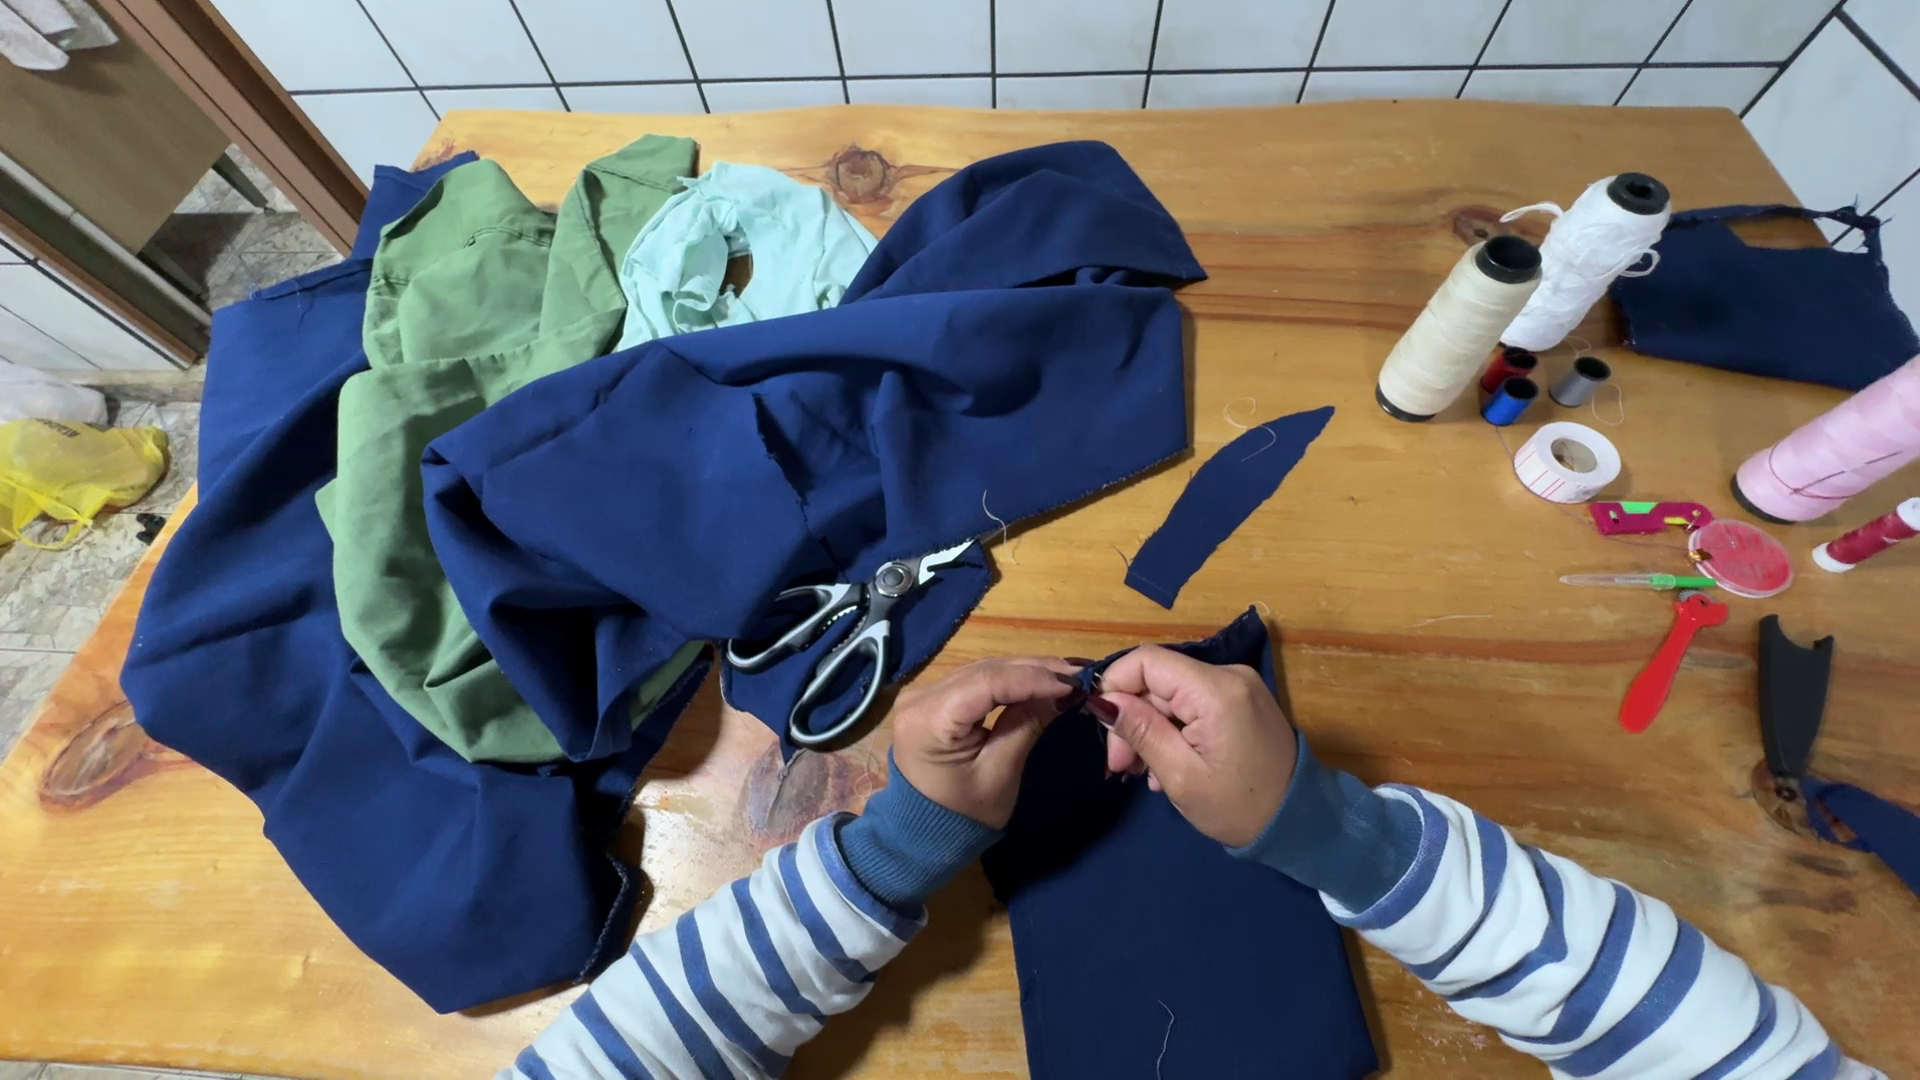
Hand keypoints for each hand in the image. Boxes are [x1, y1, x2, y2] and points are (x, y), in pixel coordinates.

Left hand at [889, 657, 1081, 828]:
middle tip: (1078, 673)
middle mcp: (920, 696)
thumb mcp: (1000, 773)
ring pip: (982, 670)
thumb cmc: (963, 815)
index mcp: (928, 719)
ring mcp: (923, 693)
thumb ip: (1027, 724)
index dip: (1032, 678)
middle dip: (1034, 669)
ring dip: (1025, 670)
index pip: (987, 682)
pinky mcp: (932, 697)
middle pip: (984, 670)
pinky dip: (1008, 678)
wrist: (923, 832)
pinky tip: (1037, 678)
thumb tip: (1063, 692)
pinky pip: (975, 679)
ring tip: (1065, 674)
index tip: (1073, 683)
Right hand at [1091, 645, 1296, 847]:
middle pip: (1156, 681)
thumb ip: (1140, 730)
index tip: (1103, 725)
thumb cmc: (1241, 807)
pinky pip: (1190, 703)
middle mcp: (1228, 675)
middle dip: (1131, 719)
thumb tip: (1101, 700)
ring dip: (1149, 729)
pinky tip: (1167, 764)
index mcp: (1216, 690)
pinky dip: (1172, 729)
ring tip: (1143, 773)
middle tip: (1120, 766)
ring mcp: (1236, 686)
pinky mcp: (1239, 700)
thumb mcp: (1181, 775)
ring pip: (1170, 694)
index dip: (1115, 685)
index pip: (1146, 660)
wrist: (1304, 825)